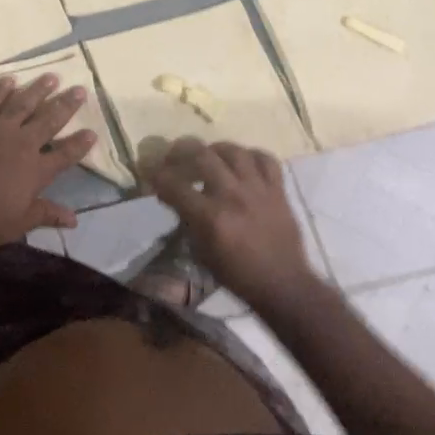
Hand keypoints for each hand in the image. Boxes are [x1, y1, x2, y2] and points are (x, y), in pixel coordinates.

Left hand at [0, 74, 96, 245]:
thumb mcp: (19, 222)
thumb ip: (46, 215)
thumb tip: (74, 219)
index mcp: (36, 170)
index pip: (64, 155)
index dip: (79, 145)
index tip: (93, 131)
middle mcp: (22, 144)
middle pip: (49, 121)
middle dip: (66, 106)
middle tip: (80, 89)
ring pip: (23, 105)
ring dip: (38, 90)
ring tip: (52, 77)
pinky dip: (1, 90)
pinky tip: (10, 79)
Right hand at [147, 138, 321, 311]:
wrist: (283, 285)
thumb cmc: (237, 274)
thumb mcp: (201, 251)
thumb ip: (187, 219)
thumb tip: (174, 197)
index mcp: (211, 217)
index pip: (174, 184)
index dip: (156, 174)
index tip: (150, 172)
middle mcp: (233, 196)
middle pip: (201, 155)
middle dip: (180, 150)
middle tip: (174, 157)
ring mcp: (258, 190)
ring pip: (233, 151)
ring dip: (215, 149)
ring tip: (208, 156)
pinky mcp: (278, 191)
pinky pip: (266, 159)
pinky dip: (251, 156)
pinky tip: (242, 163)